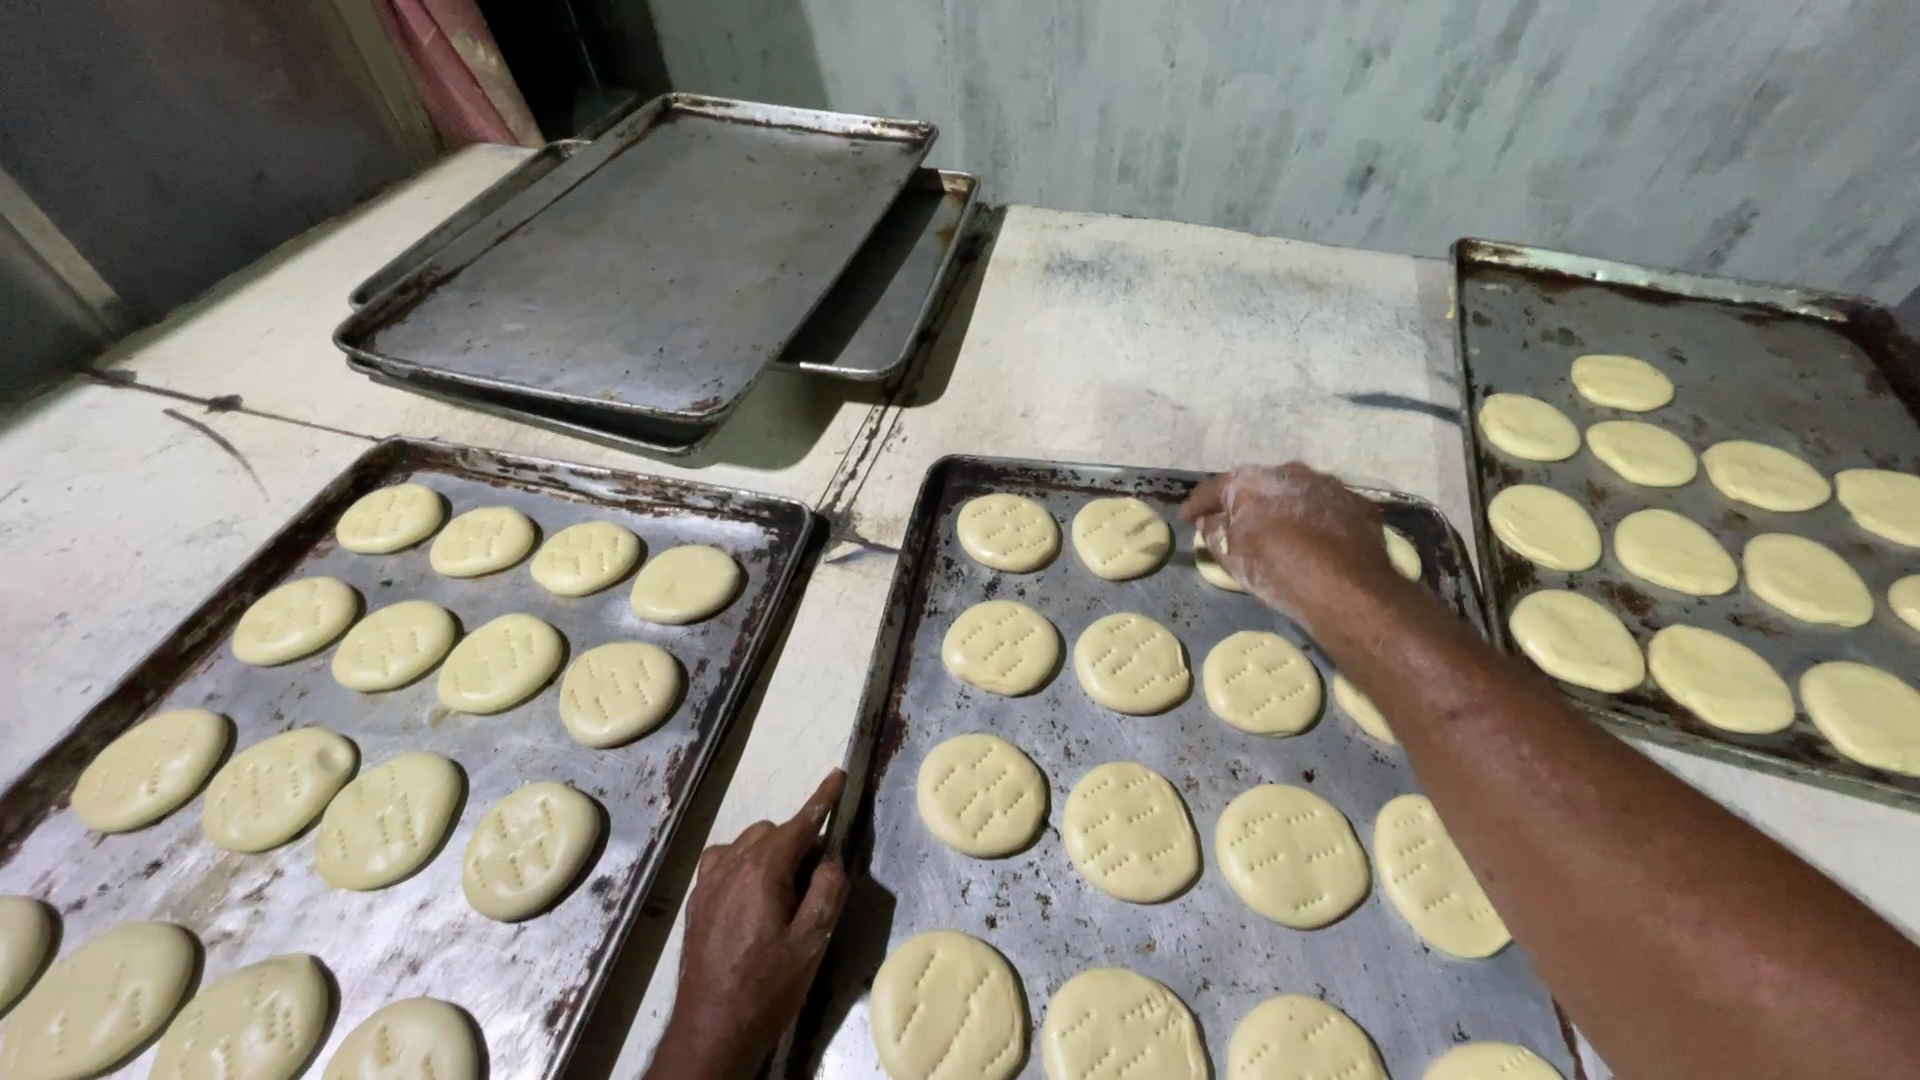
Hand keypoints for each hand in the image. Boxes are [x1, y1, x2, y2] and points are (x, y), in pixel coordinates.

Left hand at [647, 770, 850, 1079]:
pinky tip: (752, 897)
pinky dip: (745, 864)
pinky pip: (725, 861)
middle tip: (815, 880)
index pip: (800, 823)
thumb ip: (828, 889)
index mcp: (763, 869)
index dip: (823, 799)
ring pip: (748, 843)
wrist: (712, 1030)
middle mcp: (731, 864)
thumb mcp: (813, 940)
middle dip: (798, 843)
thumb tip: (829, 858)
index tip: (838, 775)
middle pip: (774, 832)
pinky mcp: (697, 900)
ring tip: (784, 893)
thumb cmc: (768, 986)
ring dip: (771, 853)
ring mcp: (709, 881)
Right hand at [1179, 462, 1400, 629]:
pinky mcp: (1357, 503)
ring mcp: (1328, 485)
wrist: (1346, 589)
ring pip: (1295, 493)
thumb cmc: (1276, 570)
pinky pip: (1326, 508)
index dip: (1197, 505)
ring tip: (1277, 531)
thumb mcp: (1231, 557)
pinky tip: (1314, 540)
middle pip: (1258, 485)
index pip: (1214, 488)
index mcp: (1250, 481)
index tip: (1186, 518)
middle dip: (1244, 502)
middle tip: (1233, 522)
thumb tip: (1210, 520)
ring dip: (1282, 508)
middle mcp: (1289, 472)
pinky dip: (1314, 520)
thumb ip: (1215, 532)